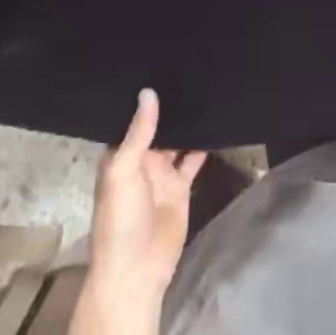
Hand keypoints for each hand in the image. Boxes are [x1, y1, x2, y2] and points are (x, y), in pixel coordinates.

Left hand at [68, 90, 205, 334]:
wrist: (137, 271)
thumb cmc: (120, 218)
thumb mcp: (124, 170)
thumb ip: (139, 132)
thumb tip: (149, 92)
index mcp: (119, 152)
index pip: (132, 117)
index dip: (143, 96)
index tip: (157, 63)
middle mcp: (140, 158)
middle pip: (157, 125)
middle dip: (169, 105)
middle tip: (189, 69)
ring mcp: (161, 172)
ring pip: (176, 139)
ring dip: (186, 122)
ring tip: (203, 87)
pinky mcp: (180, 187)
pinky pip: (192, 160)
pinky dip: (203, 145)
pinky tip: (215, 123)